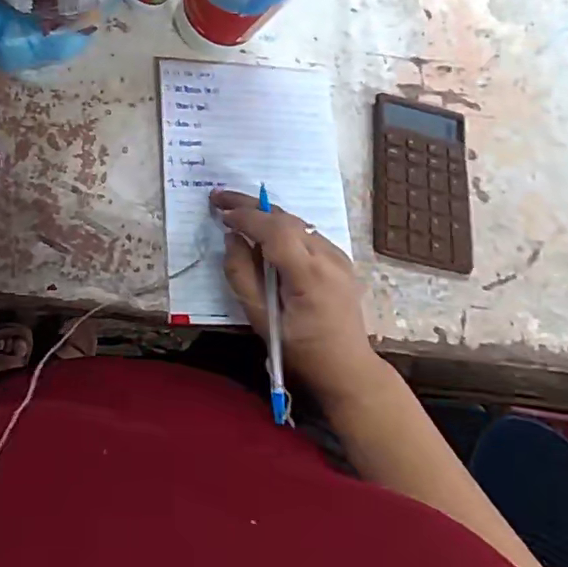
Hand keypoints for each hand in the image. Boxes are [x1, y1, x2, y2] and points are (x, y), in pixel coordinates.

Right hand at [213, 190, 385, 402]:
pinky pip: (305, 233)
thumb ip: (241, 274)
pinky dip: (280, 226)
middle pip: (286, 219)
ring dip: (265, 214)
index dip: (245, 216)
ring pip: (296, 222)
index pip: (275, 230)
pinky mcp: (339, 259)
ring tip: (235, 210)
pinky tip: (263, 231)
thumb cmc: (301, 351)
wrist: (348, 369)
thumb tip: (232, 238)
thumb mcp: (261, 319)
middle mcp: (328, 257)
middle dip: (250, 205)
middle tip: (219, 197)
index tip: (220, 212)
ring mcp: (338, 256)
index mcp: (310, 274)